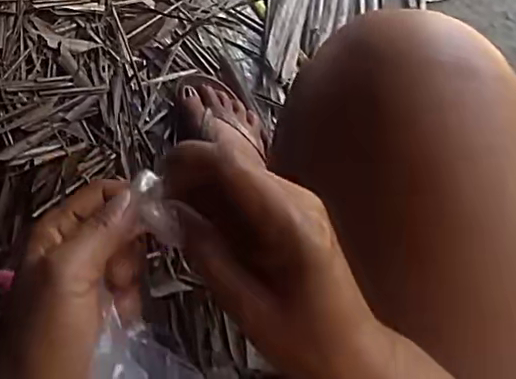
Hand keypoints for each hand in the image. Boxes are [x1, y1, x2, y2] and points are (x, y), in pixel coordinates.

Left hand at [0, 179, 145, 378]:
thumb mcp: (68, 273)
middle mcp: (71, 252)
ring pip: (126, 262)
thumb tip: (133, 193)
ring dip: (130, 281)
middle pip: (118, 227)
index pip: (99, 195)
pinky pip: (128, 294)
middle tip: (121, 274)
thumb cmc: (43, 339)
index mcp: (56, 232)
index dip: (127, 199)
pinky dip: (131, 305)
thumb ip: (100, 230)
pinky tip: (122, 320)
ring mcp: (86, 285)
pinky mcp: (101, 315)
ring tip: (118, 304)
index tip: (155, 212)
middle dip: (128, 249)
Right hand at [162, 141, 450, 378]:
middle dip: (189, 170)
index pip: (232, 163)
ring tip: (173, 209)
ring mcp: (296, 196)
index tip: (157, 180)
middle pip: (231, 157)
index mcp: (292, 220)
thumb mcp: (252, 312)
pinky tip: (199, 217)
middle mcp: (296, 195)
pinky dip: (215, 193)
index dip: (189, 160)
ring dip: (199, 180)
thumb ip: (209, 259)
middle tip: (159, 199)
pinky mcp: (291, 203)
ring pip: (235, 165)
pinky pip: (244, 183)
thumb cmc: (308, 343)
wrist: (358, 357)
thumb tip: (169, 213)